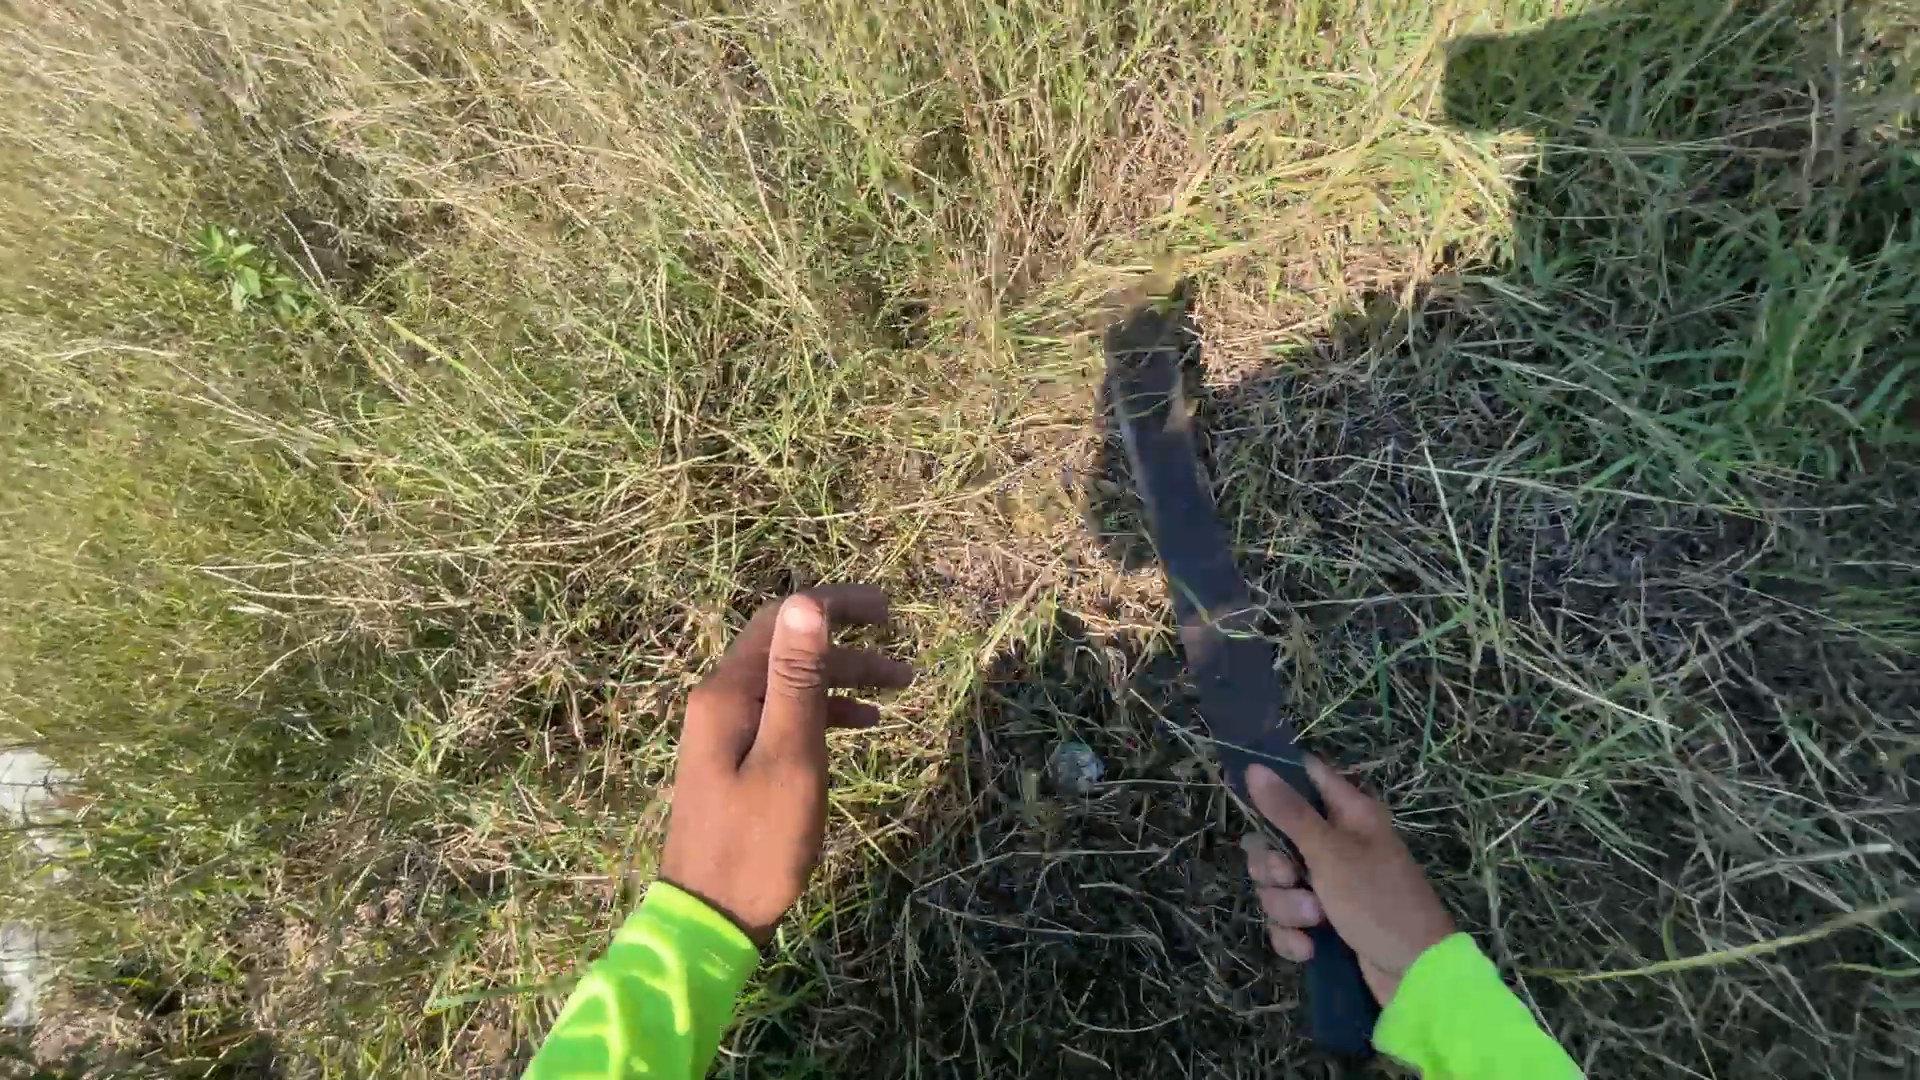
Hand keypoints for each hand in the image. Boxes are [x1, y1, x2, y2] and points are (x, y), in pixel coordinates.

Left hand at [659, 585, 912, 942]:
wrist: (711, 918)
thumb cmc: (759, 839)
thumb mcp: (790, 754)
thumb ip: (799, 677)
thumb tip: (807, 601)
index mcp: (730, 690)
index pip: (784, 619)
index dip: (835, 603)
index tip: (886, 608)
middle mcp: (724, 696)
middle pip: (789, 644)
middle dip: (845, 633)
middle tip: (895, 627)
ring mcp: (729, 725)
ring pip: (794, 679)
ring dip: (845, 673)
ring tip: (901, 682)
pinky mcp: (740, 752)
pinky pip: (789, 712)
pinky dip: (828, 708)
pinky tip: (867, 721)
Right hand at [1241, 756, 1456, 1004]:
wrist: (1417, 981)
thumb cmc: (1380, 903)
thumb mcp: (1331, 853)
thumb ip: (1289, 811)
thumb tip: (1254, 766)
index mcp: (1346, 813)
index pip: (1303, 774)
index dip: (1272, 775)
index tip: (1243, 787)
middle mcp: (1334, 842)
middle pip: (1273, 835)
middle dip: (1272, 864)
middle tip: (1289, 877)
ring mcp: (1326, 883)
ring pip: (1275, 881)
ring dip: (1287, 905)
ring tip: (1315, 920)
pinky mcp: (1320, 921)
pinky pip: (1283, 917)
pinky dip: (1292, 933)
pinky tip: (1310, 947)